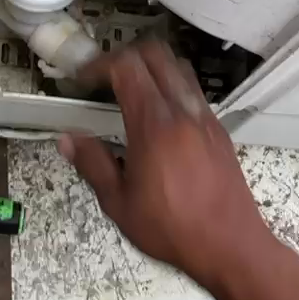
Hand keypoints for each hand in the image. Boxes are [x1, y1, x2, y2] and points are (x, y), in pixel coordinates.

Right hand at [58, 42, 276, 292]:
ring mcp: (205, 118)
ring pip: (179, 68)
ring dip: (152, 68)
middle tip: (105, 77)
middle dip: (125, 56)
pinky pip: (194, 91)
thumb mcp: (119, 203)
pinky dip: (172, 87)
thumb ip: (93, 164)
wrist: (230, 245)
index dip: (99, 64)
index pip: (126, 66)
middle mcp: (183, 111)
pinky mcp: (219, 130)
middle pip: (155, 54)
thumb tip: (68, 140)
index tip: (83, 78)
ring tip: (131, 91)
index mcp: (154, 124)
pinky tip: (159, 117)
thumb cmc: (172, 228)